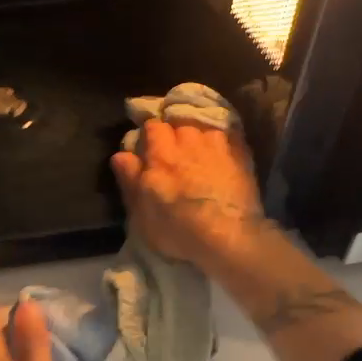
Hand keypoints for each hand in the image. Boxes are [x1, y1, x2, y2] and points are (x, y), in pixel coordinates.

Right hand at [110, 119, 270, 268]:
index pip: (153, 126)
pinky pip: (230, 137)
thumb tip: (120, 154)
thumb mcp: (140, 212)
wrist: (227, 236)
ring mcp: (217, 146)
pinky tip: (224, 154)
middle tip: (174, 151)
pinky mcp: (241, 155)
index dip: (150, 134)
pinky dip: (224, 142)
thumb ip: (129, 179)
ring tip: (200, 152)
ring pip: (204, 128)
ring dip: (200, 136)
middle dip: (175, 133)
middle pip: (179, 123)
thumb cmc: (177, 229)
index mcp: (160, 155)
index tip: (149, 146)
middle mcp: (188, 142)